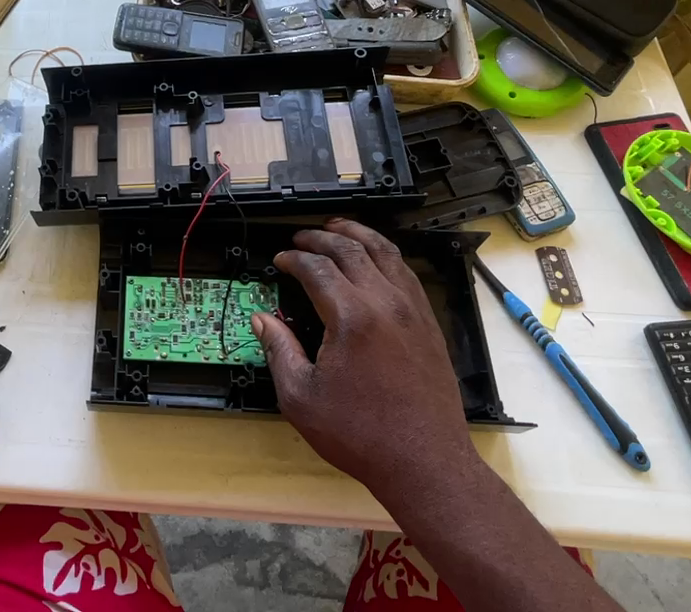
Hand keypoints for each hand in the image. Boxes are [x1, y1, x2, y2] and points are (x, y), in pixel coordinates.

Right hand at [251, 220, 477, 487]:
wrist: (425, 463)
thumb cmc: (360, 434)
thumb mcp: (301, 398)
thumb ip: (278, 350)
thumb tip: (262, 319)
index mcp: (351, 316)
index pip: (317, 268)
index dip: (293, 258)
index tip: (279, 260)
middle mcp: (385, 302)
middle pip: (350, 249)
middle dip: (320, 237)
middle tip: (300, 238)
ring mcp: (412, 309)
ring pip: (384, 252)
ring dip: (356, 234)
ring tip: (336, 227)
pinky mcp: (428, 322)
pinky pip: (405, 271)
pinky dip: (384, 254)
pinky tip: (374, 258)